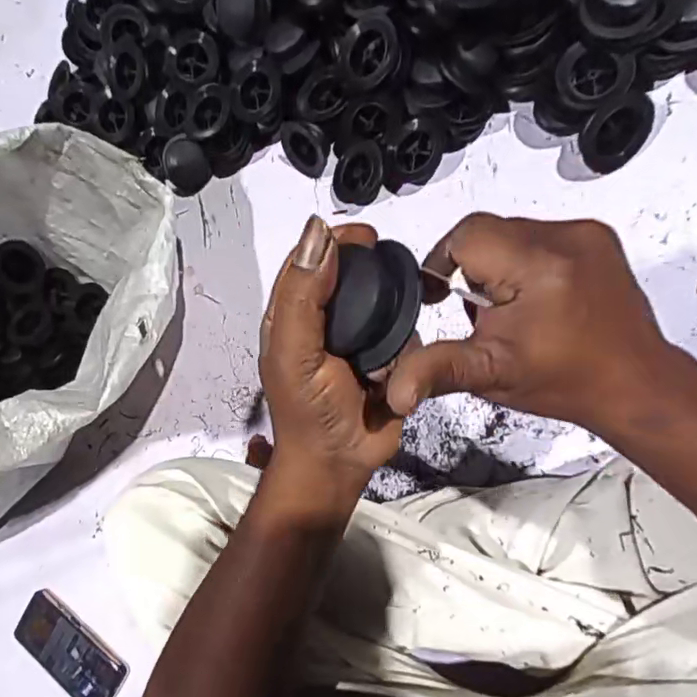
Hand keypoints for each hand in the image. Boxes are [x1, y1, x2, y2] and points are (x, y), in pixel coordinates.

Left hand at [257, 216, 402, 509]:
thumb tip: (317, 235)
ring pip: (382, 304)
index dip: (331, 242)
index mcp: (292, 317)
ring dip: (391, 313)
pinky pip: (404, 336)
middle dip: (371, 273)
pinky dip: (405, 343)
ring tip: (384, 341)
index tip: (361, 236)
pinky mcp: (387, 360)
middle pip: (350, 278)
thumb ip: (302, 295)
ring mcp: (358, 342)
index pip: (309, 263)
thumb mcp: (294, 351)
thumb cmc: (308, 414)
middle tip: (387, 278)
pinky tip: (393, 364)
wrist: (340, 461)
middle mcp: (324, 324)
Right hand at [385, 215, 691, 432]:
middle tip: (486, 316)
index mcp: (537, 266)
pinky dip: (527, 265)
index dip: (442, 265)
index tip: (440, 295)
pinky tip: (535, 301)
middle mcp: (567, 238)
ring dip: (500, 268)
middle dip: (474, 272)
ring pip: (513, 234)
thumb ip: (436, 370)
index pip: (465, 235)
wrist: (632, 383)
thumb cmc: (569, 381)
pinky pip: (541, 237)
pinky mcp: (597, 239)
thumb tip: (395, 389)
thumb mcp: (489, 375)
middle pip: (488, 232)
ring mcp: (586, 235)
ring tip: (513, 312)